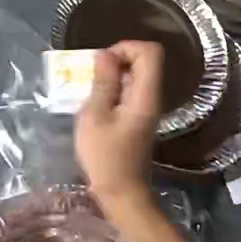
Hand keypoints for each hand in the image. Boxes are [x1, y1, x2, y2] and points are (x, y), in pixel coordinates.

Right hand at [76, 40, 164, 200]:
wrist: (122, 193)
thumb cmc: (105, 158)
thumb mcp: (95, 117)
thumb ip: (102, 83)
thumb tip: (106, 54)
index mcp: (145, 95)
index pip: (150, 51)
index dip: (126, 47)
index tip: (103, 62)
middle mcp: (152, 97)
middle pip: (144, 60)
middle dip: (116, 60)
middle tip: (91, 77)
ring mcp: (146, 107)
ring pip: (135, 75)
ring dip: (112, 76)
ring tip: (88, 91)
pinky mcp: (138, 117)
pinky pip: (129, 91)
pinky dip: (113, 90)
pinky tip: (95, 105)